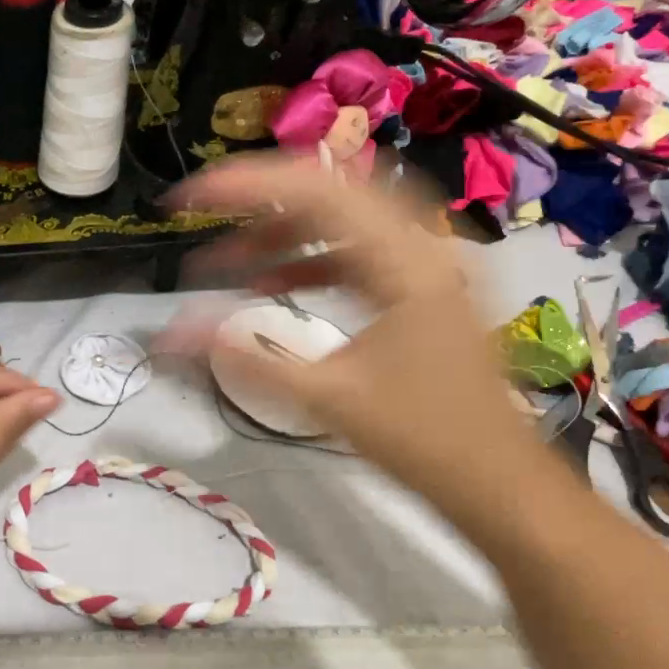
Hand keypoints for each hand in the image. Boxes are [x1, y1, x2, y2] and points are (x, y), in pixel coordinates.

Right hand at [163, 159, 535, 497]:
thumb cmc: (421, 437)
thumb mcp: (323, 396)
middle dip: (259, 201)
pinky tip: (267, 288)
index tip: (189, 198)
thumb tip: (170, 334)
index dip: (245, 185)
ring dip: (281, 233)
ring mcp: (423, 269)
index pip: (316, 191)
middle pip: (330, 192)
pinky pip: (355, 254)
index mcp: (404, 263)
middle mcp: (419, 249)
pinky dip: (307, 262)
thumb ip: (243, 358)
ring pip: (342, 222)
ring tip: (226, 258)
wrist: (498, 482)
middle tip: (203, 214)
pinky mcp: (419, 292)